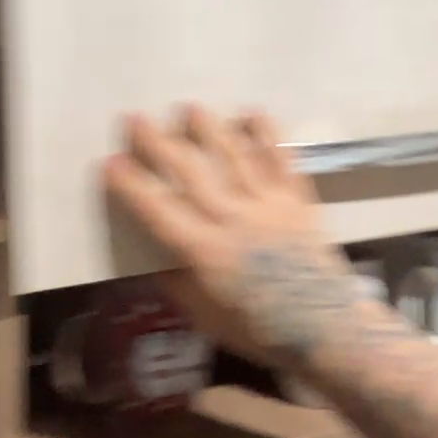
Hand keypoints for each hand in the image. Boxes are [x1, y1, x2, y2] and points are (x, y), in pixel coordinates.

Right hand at [104, 105, 364, 370]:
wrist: (326, 327)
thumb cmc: (259, 329)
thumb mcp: (205, 318)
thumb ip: (178, 283)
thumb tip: (157, 255)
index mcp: (204, 251)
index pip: (157, 210)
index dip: (131, 185)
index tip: (111, 161)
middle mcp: (233, 218)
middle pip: (190, 171)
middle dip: (158, 143)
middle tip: (137, 118)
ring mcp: (268, 203)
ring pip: (233, 155)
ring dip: (209, 129)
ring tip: (190, 108)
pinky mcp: (297, 198)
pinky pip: (281, 158)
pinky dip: (268, 134)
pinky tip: (254, 113)